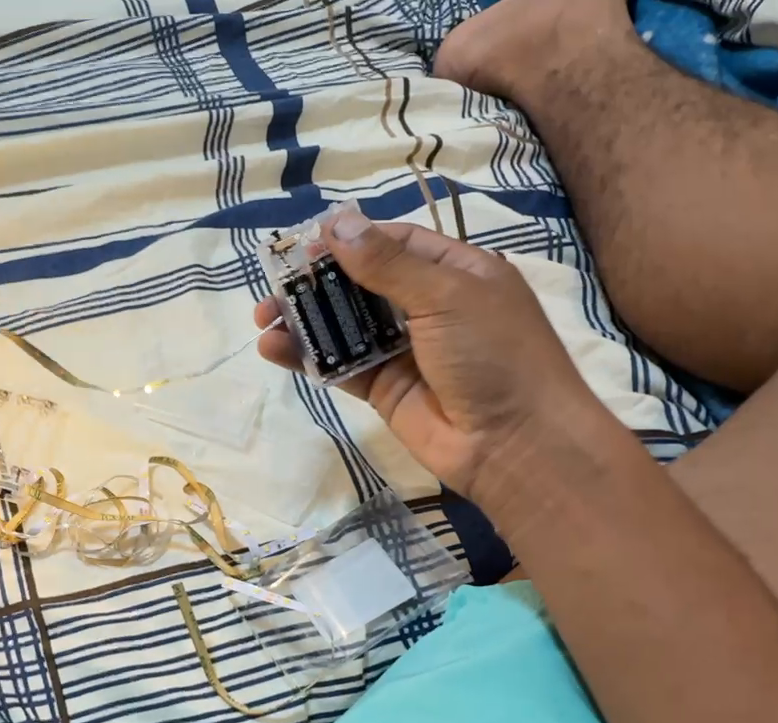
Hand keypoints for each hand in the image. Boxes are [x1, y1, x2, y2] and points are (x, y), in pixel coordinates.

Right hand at [255, 205, 609, 506]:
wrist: (513, 442)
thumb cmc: (494, 355)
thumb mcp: (447, 296)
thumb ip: (387, 265)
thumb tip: (338, 223)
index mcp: (455, 273)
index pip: (394, 245)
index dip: (349, 242)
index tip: (303, 246)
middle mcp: (427, 307)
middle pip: (360, 286)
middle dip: (315, 285)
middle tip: (272, 290)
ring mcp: (403, 350)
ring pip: (344, 327)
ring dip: (305, 322)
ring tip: (263, 322)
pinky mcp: (382, 388)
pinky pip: (339, 366)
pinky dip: (308, 356)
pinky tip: (276, 349)